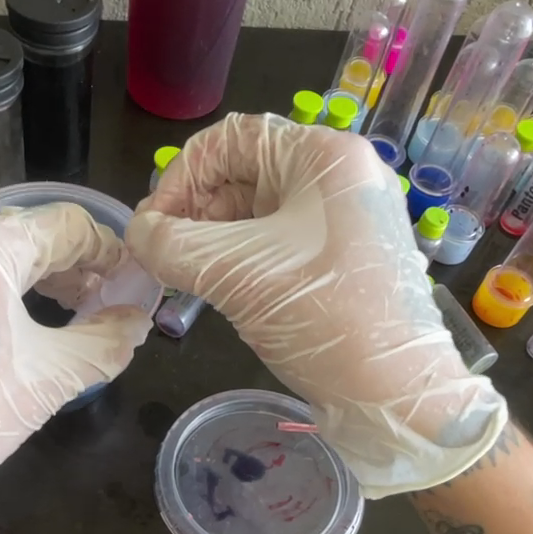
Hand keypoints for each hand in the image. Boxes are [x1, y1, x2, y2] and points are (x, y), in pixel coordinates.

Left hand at [0, 192, 152, 533]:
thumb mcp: (49, 382)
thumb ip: (105, 341)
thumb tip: (136, 319)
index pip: (67, 228)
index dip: (106, 253)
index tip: (122, 281)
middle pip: (22, 225)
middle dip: (63, 261)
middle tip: (86, 301)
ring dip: (14, 254)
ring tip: (33, 296)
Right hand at [128, 112, 506, 495]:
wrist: (395, 393)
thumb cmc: (321, 317)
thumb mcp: (236, 275)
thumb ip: (172, 246)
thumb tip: (137, 234)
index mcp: (324, 156)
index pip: (230, 140)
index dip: (180, 177)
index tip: (152, 226)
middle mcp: (340, 176)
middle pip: (245, 173)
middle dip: (196, 211)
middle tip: (165, 256)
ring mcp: (347, 220)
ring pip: (261, 212)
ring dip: (215, 239)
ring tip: (187, 276)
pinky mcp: (345, 260)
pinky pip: (280, 244)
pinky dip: (244, 260)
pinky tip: (222, 288)